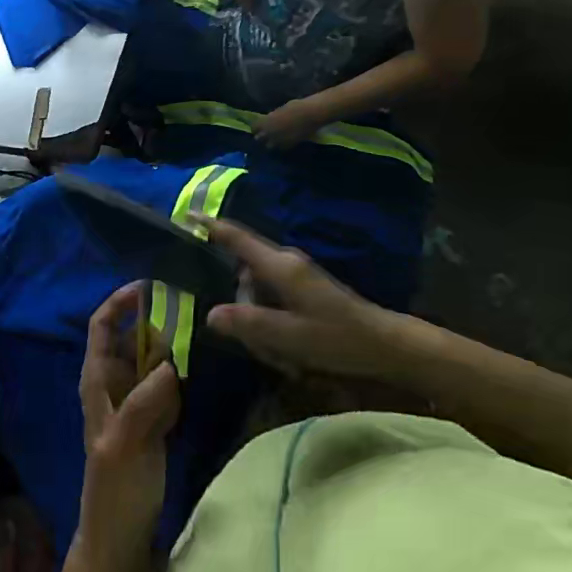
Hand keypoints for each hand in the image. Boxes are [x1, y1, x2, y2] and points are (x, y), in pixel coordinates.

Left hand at [77, 282, 181, 558]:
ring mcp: (137, 400)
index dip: (120, 302)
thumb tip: (169, 365)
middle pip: (134, 337)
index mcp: (97, 380)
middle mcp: (115, 382)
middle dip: (158, 322)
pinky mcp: (156, 418)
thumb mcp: (123, 445)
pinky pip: (169, 384)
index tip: (150, 286)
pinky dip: (182, 377)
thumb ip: (143, 404)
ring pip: (154, 359)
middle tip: (193, 313)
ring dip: (173, 349)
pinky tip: (198, 374)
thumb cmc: (113, 489)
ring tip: (202, 335)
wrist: (120, 535)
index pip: (102, 326)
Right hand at [199, 216, 403, 380]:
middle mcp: (286, 262)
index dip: (210, 226)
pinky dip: (271, 324)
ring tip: (278, 357)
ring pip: (256, 290)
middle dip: (241, 308)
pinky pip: (271, 299)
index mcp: (280, 266)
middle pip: (243, 272)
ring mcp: (295, 274)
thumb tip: (210, 315)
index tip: (185, 214)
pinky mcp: (303, 288)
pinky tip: (286, 352)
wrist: (386, 344)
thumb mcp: (289, 336)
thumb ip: (249, 323)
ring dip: (258, 322)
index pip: (237, 238)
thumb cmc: (338, 337)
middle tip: (256, 345)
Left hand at [253, 97, 328, 148]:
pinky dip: (281, 145)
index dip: (256, 128)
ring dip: (270, 142)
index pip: (254, 128)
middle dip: (261, 137)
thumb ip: (272, 117)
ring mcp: (278, 140)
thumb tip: (269, 120)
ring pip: (268, 146)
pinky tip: (284, 141)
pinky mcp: (288, 145)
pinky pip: (281, 148)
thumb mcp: (280, 110)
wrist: (310, 114)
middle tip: (265, 135)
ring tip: (274, 139)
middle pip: (259, 139)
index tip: (258, 127)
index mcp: (265, 121)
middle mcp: (269, 133)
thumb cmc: (296, 106)